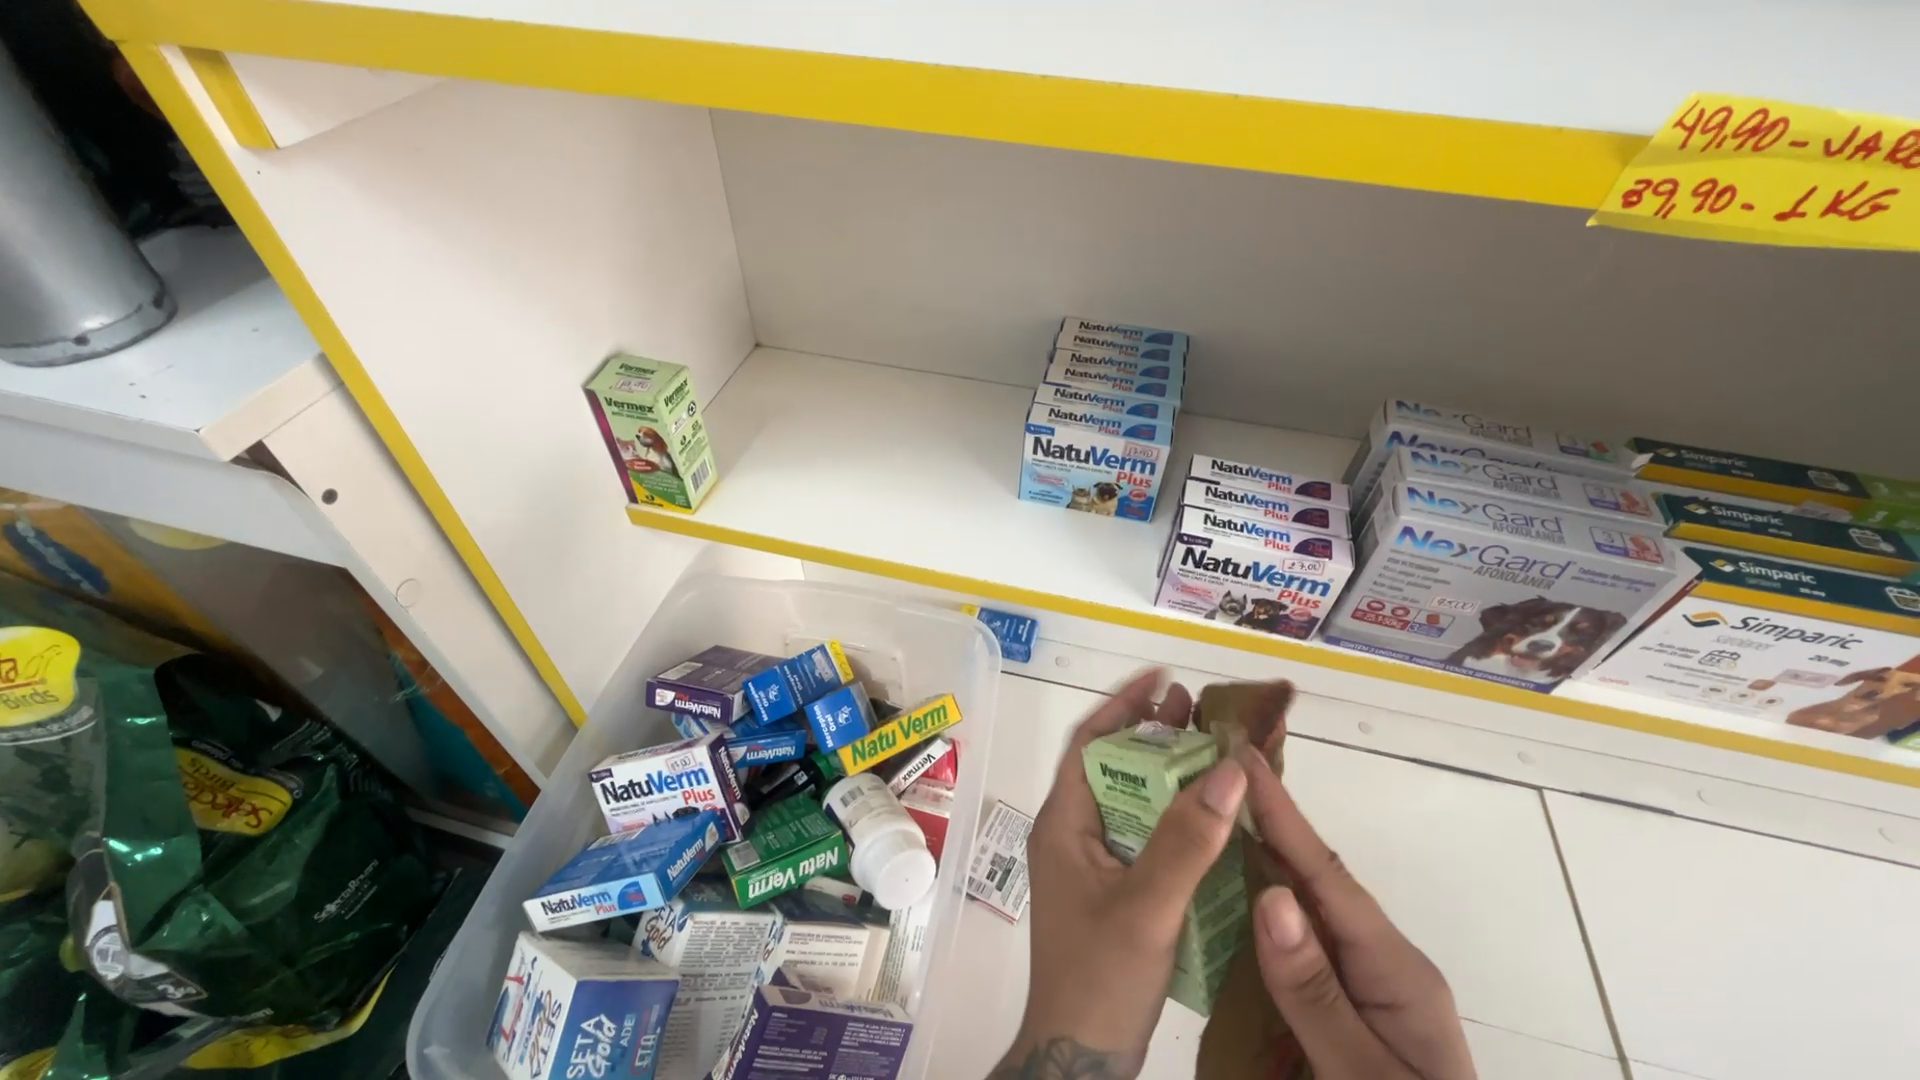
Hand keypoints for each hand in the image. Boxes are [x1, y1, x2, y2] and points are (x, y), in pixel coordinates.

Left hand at [990, 670, 1247, 1078]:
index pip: (1088, 744)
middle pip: (1110, 766)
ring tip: (1210, 750)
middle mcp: (1071, 835)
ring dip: (1165, 774)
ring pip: (1129, 802)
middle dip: (1151, 734)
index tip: (1162, 677)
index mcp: (1063, 824)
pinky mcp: (1110, 892)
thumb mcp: (1147, 905)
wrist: (1079, 1057)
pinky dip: (1172, 817)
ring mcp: (1089, 865)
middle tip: (1199, 711)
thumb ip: (1187, 840)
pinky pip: (1142, 836)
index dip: (1121, 705)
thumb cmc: (1101, 977)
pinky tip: (1209, 817)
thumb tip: (1230, 769)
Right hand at [1236, 742, 1476, 1078]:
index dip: (1283, 815)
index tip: (1244, 760)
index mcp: (1394, 971)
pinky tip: (1219, 902)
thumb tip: (1270, 893)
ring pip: (1300, 910)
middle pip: (1314, 881)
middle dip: (1266, 824)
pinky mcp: (1338, 1009)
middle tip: (1212, 777)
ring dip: (1256, 863)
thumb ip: (1315, 992)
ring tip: (1206, 821)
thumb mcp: (1362, 1079)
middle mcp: (1378, 964)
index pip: (1327, 877)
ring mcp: (1359, 986)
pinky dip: (1254, 915)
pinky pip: (1291, 948)